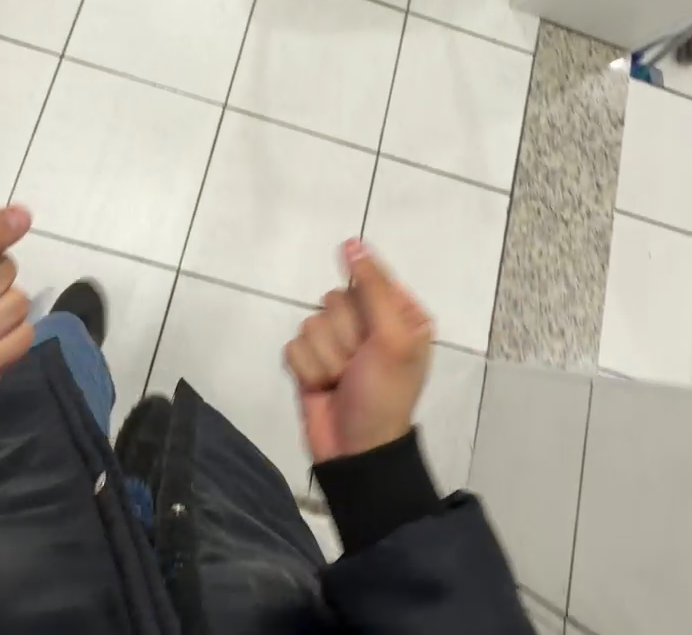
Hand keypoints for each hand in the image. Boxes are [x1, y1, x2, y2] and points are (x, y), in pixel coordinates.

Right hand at [285, 240, 434, 462]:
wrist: (356, 450)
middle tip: (360, 365)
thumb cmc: (385, 393)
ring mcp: (336, 341)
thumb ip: (373, 285)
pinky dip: (307, 369)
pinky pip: (294, 345)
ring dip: (326, 358)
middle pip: (334, 300)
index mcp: (398, 311)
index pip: (367, 277)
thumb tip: (351, 241)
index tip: (373, 333)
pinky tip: (322, 386)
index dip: (365, 306)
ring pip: (311, 322)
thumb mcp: (393, 337)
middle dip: (344, 337)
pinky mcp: (310, 360)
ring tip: (342, 381)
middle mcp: (368, 321)